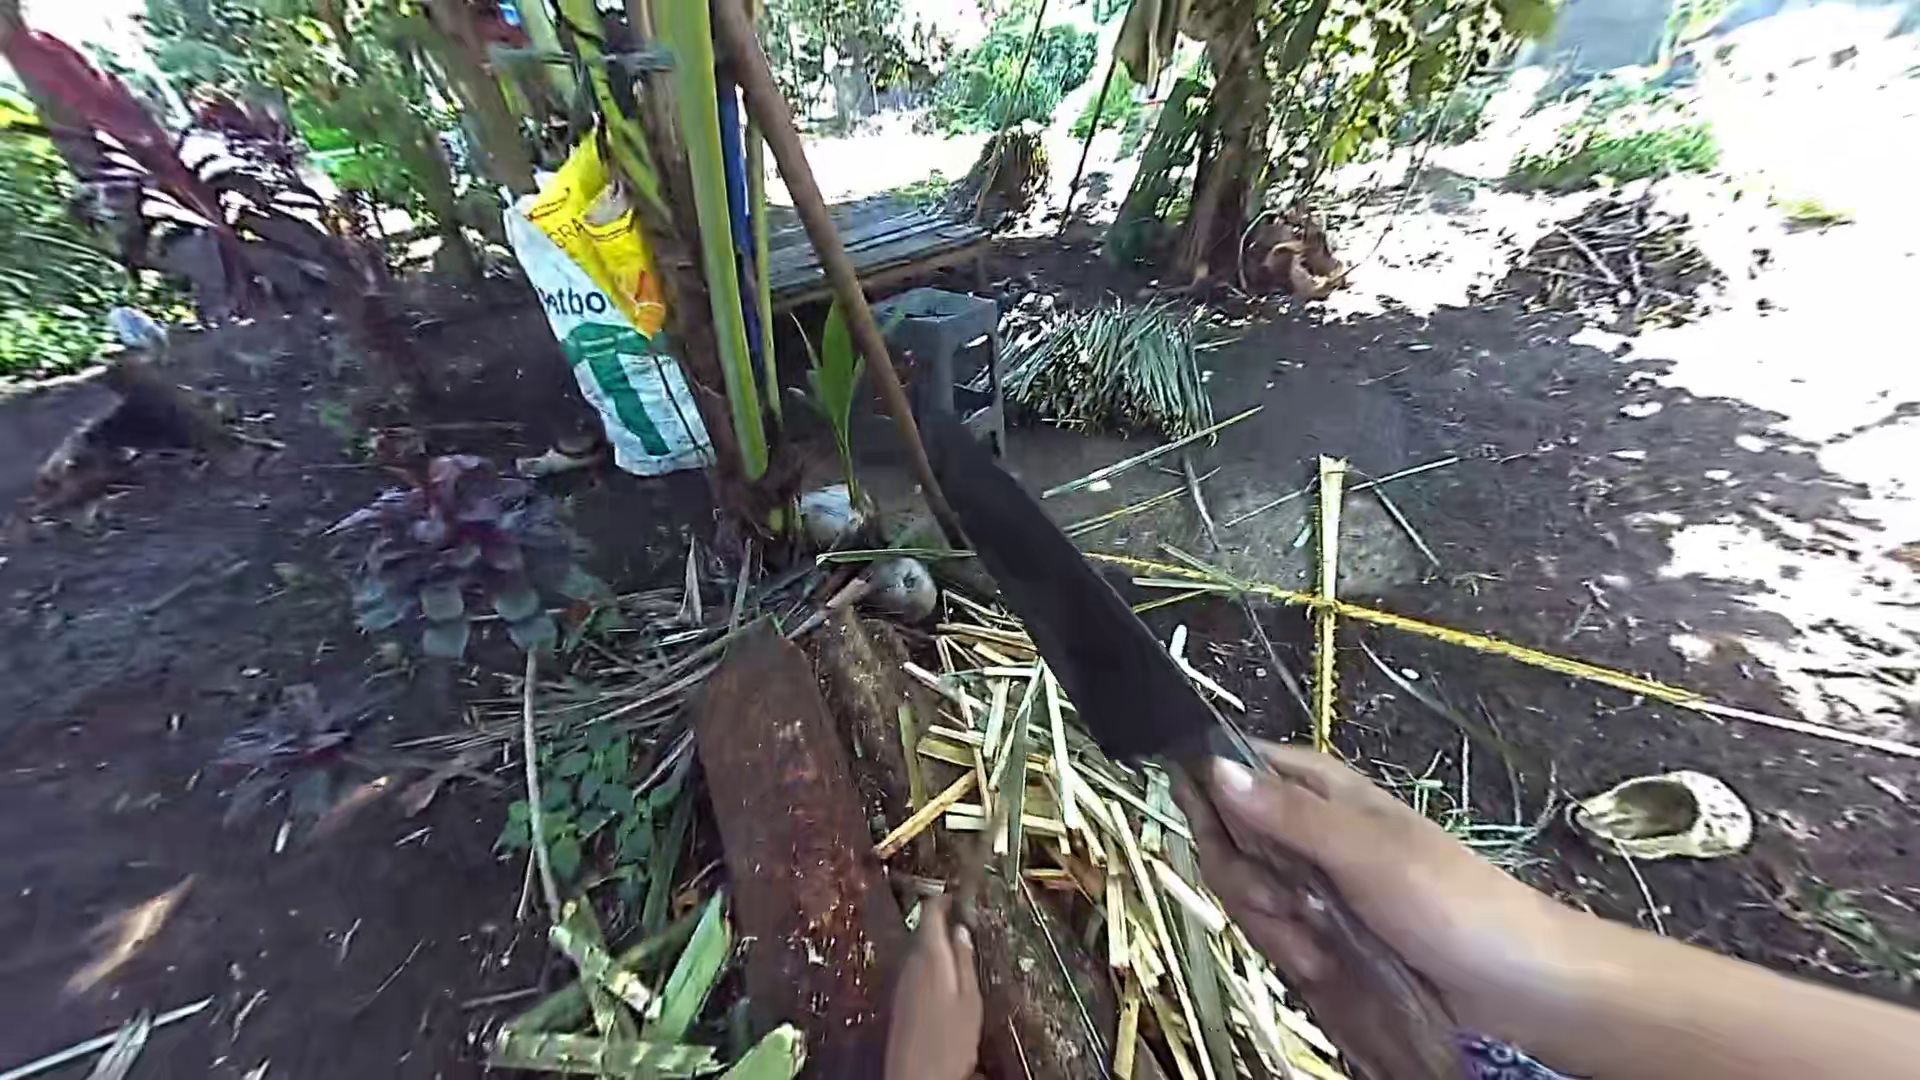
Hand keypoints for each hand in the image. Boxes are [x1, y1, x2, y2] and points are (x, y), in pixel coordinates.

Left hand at [885, 895, 982, 1079]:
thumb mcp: (969, 998)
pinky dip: (931, 963)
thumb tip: (961, 928)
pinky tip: (945, 981)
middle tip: (966, 923)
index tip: (959, 897)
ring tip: (960, 951)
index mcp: (929, 954)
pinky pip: (917, 967)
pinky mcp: (901, 998)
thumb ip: (963, 959)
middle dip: (943, 923)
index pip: (930, 909)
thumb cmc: (949, 1040)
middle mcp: (911, 960)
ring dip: (938, 944)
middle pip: (925, 928)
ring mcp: (903, 979)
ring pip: (921, 948)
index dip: (944, 898)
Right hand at [1174, 740, 1580, 1022]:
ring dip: (1266, 921)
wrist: (1525, 997)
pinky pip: (1260, 924)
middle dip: (1242, 877)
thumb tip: (1212, 767)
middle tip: (1288, 906)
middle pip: (1218, 831)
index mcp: (1305, 782)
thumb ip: (1288, 813)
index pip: (1223, 765)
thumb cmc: (1453, 903)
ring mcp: (1296, 873)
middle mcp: (1291, 820)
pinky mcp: (1305, 920)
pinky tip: (1320, 962)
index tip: (1220, 836)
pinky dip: (1282, 946)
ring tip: (1317, 945)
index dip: (1207, 796)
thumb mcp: (1368, 851)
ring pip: (1235, 882)